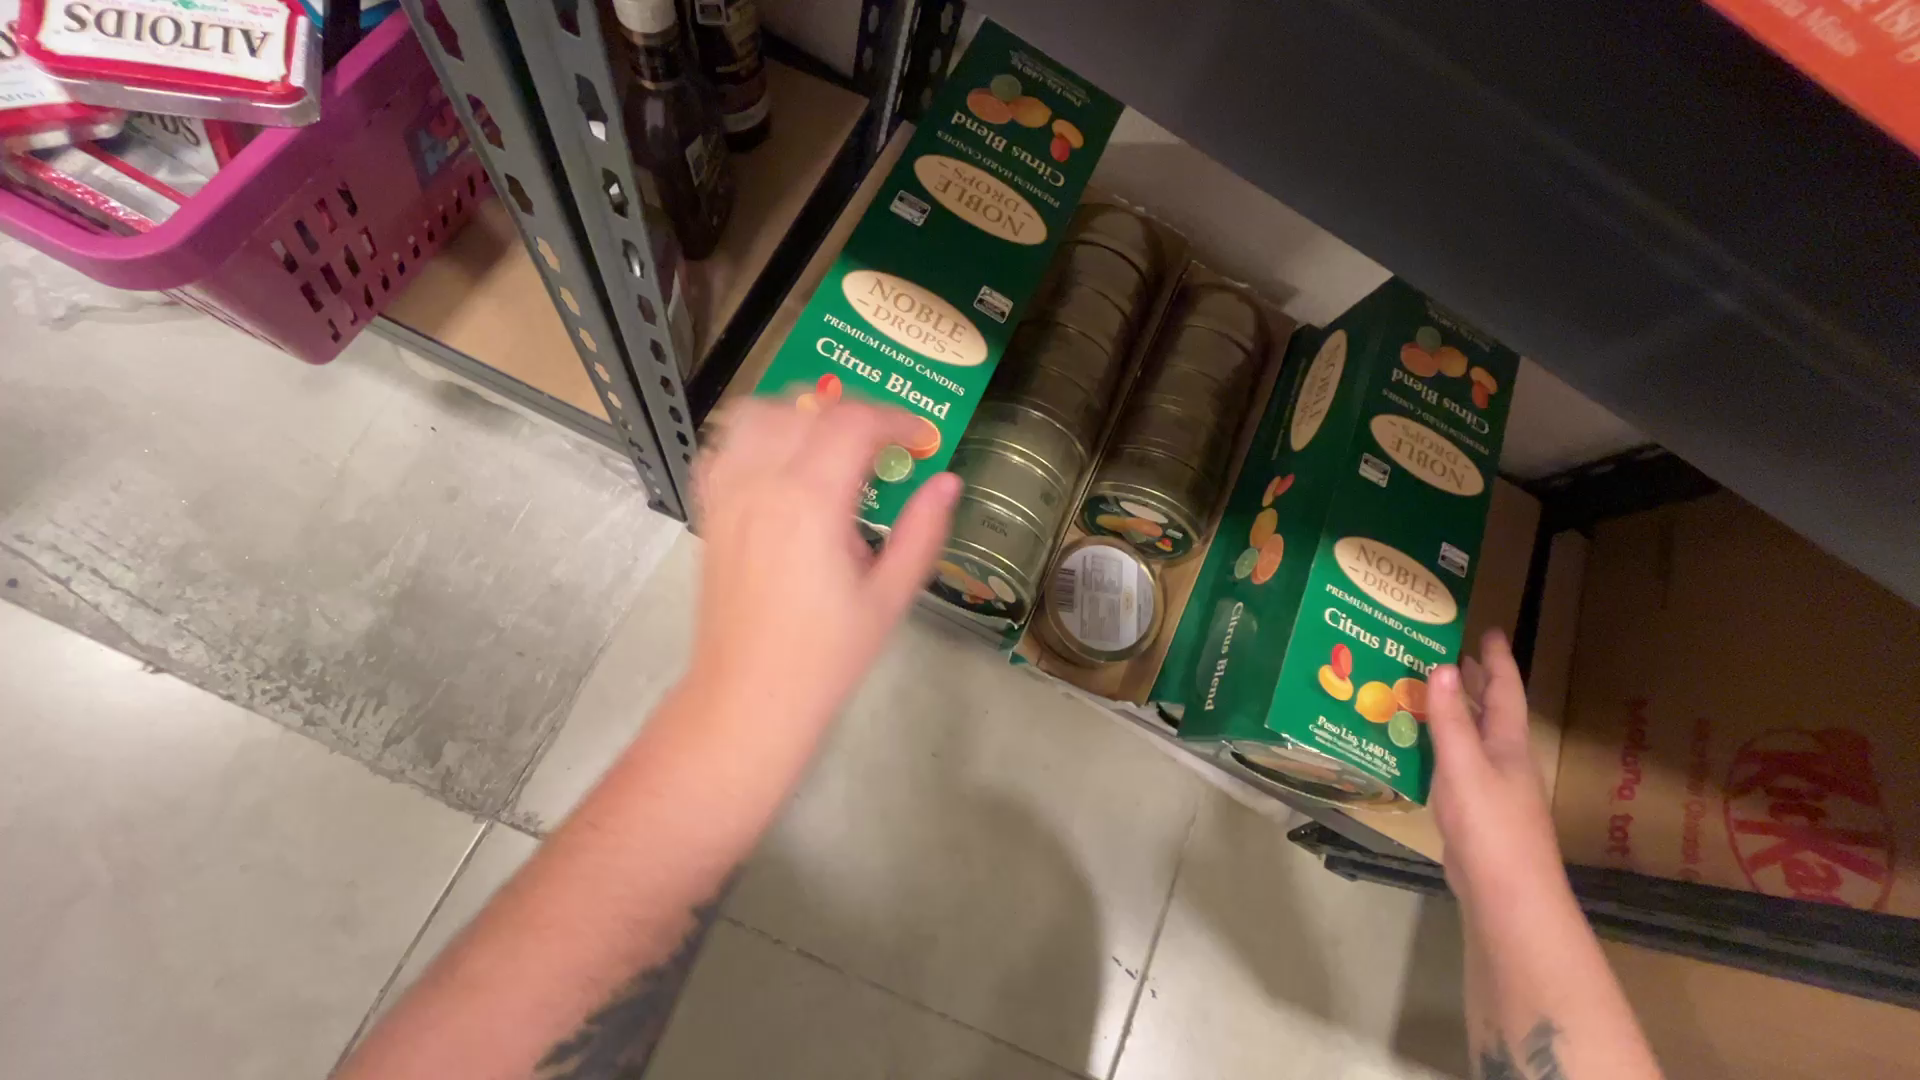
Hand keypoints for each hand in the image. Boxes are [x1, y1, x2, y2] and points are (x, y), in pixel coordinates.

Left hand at [686, 398, 959, 730]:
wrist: (747, 696)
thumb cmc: (825, 656)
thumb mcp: (890, 597)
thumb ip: (922, 532)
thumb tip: (947, 482)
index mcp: (811, 503)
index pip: (854, 424)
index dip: (895, 420)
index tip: (919, 440)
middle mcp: (762, 484)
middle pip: (807, 408)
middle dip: (854, 412)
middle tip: (885, 442)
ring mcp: (727, 494)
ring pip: (758, 413)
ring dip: (802, 412)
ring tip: (833, 441)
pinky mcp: (709, 512)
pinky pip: (724, 445)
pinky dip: (756, 434)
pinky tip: (781, 460)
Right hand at [1427, 629, 1570, 920]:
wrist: (1506, 892)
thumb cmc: (1490, 824)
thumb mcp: (1464, 765)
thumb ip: (1452, 719)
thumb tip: (1443, 666)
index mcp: (1509, 744)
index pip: (1506, 690)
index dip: (1497, 659)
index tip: (1489, 628)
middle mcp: (1504, 759)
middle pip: (1492, 710)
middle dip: (1476, 680)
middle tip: (1449, 651)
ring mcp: (1491, 785)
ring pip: (1473, 735)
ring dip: (1456, 709)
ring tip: (1427, 688)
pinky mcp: (1473, 807)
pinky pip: (1456, 759)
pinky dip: (1440, 740)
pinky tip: (1417, 743)